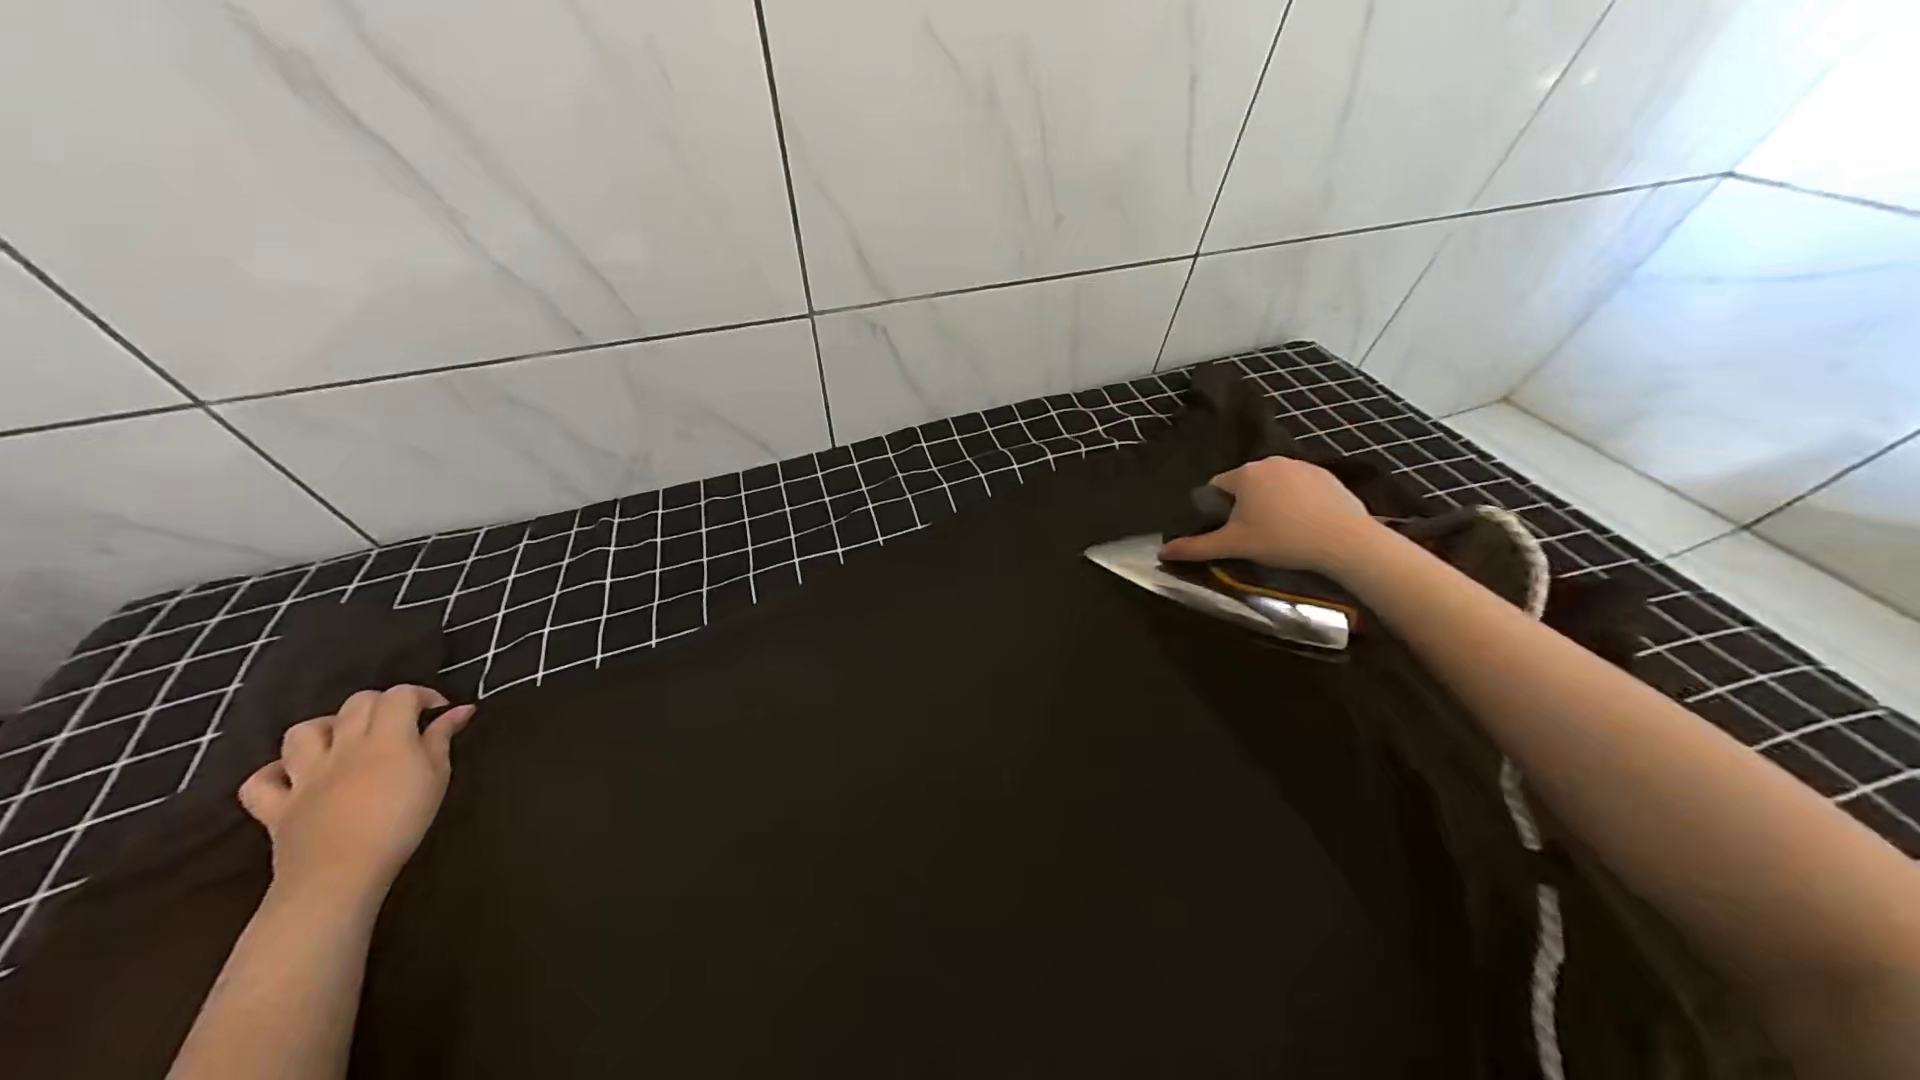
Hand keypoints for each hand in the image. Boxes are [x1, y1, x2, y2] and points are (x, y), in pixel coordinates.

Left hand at [238, 685, 473, 902]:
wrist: (341, 873)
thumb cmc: (401, 822)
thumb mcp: (437, 777)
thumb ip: (442, 739)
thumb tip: (461, 709)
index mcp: (385, 737)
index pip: (399, 695)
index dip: (421, 695)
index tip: (439, 711)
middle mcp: (342, 746)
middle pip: (356, 704)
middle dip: (382, 704)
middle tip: (401, 723)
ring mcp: (303, 775)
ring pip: (302, 732)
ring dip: (325, 728)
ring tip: (344, 741)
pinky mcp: (276, 805)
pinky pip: (260, 782)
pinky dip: (275, 774)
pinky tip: (294, 779)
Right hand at [1158, 456, 1382, 575]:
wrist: (1345, 541)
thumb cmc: (1282, 540)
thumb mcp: (1234, 546)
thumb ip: (1196, 547)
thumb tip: (1161, 552)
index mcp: (1244, 474)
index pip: (1216, 487)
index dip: (1218, 510)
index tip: (1230, 531)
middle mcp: (1270, 461)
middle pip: (1245, 484)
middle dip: (1245, 505)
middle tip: (1255, 535)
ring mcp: (1301, 465)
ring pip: (1273, 484)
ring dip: (1271, 502)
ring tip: (1282, 531)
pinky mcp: (1326, 474)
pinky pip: (1299, 486)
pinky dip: (1297, 501)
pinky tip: (1305, 523)